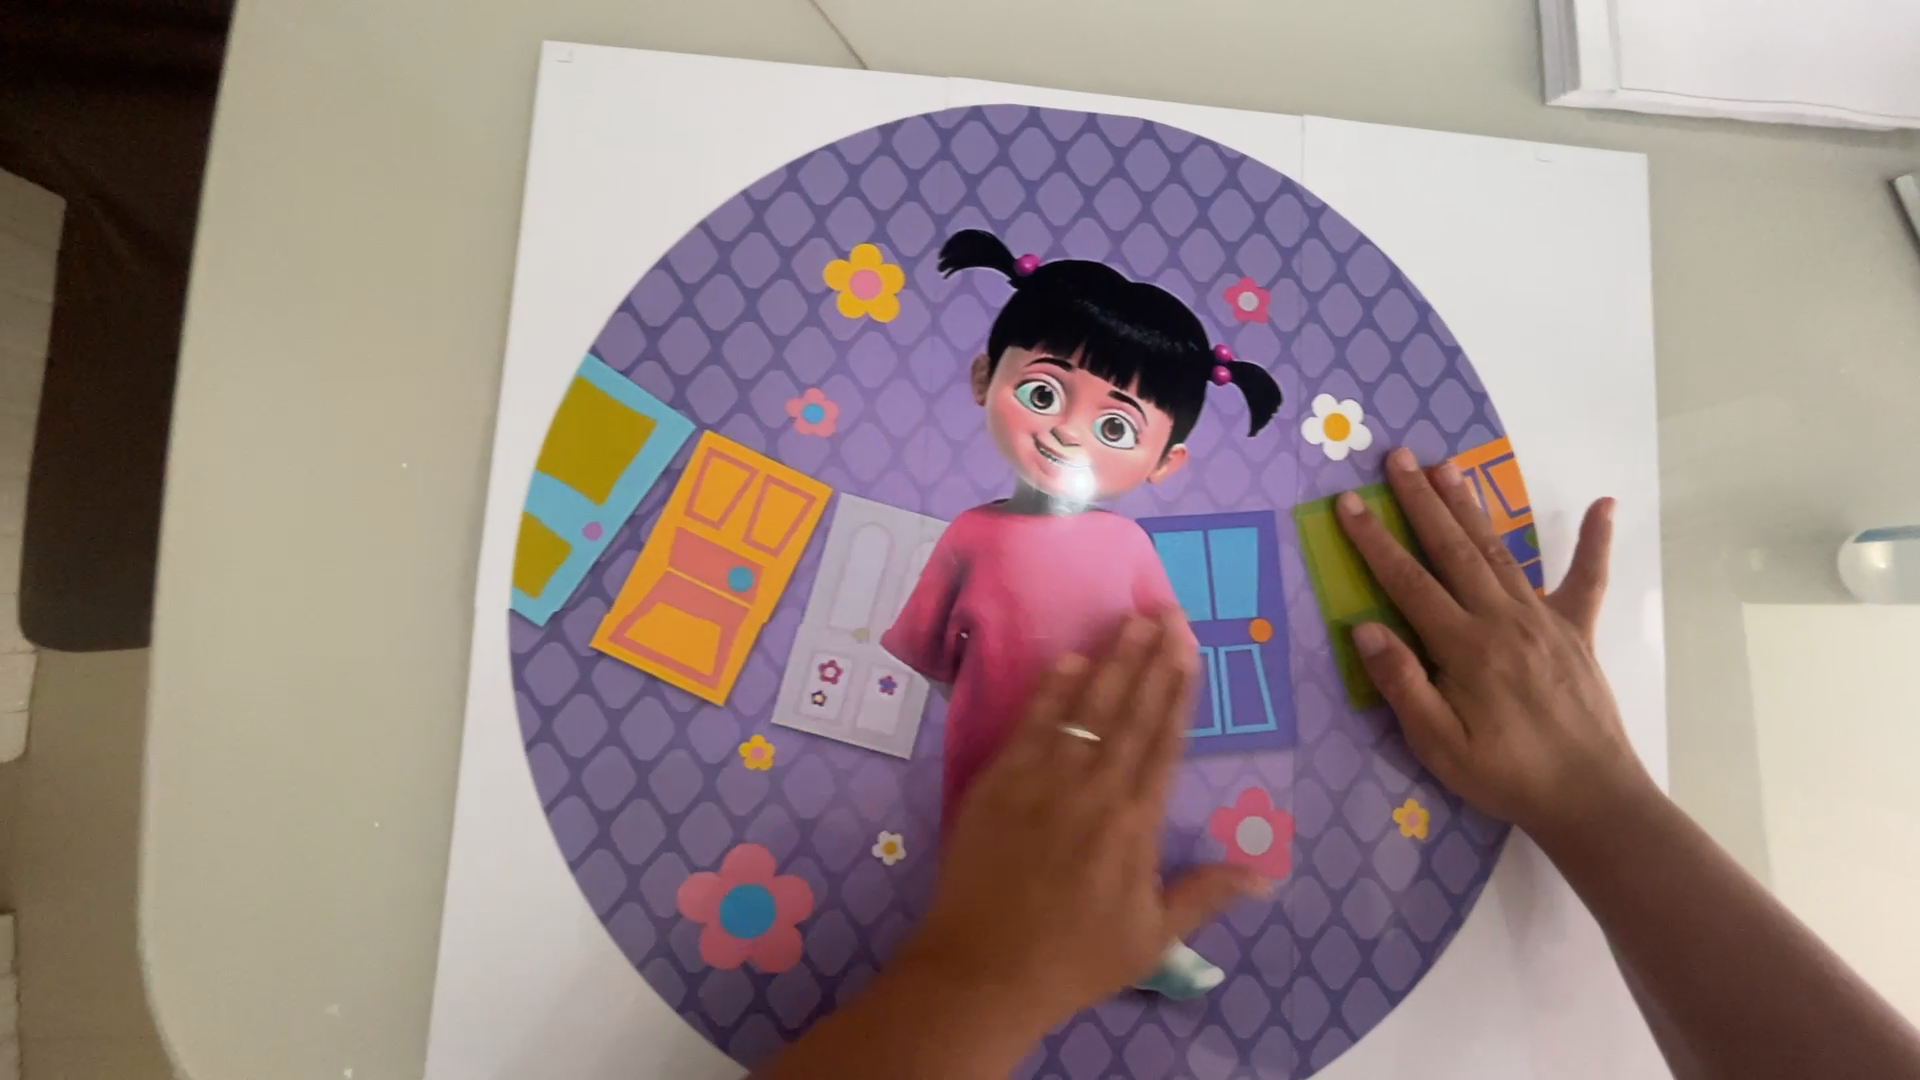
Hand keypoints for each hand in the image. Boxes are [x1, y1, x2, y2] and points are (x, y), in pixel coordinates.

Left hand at [897, 610, 1268, 1031]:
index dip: (1179, 689)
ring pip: (1086, 708)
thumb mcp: (1153, 938)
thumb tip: (1267, 871)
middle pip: (1130, 711)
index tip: (1189, 648)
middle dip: (1152, 658)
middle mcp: (1095, 788)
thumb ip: (1207, 893)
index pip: (1165, 740)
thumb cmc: (1074, 957)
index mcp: (1137, 822)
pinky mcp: (1000, 778)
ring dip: (1109, 660)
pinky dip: (1051, 690)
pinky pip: (1031, 724)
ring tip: (1130, 621)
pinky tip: (1068, 659)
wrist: (985, 968)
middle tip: (1167, 611)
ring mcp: (1044, 778)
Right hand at [1336, 447, 1651, 840]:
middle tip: (1399, 458)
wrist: (1594, 802)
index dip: (1373, 540)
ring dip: (1470, 506)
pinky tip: (1602, 505)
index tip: (1348, 503)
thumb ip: (1402, 682)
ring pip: (1499, 552)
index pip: (1408, 581)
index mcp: (1466, 646)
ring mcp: (1546, 621)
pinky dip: (1594, 542)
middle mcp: (1504, 620)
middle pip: (1453, 549)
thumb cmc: (1503, 773)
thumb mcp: (1437, 742)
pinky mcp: (1578, 632)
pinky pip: (1587, 579)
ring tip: (1448, 466)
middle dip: (1420, 501)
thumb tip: (1366, 627)